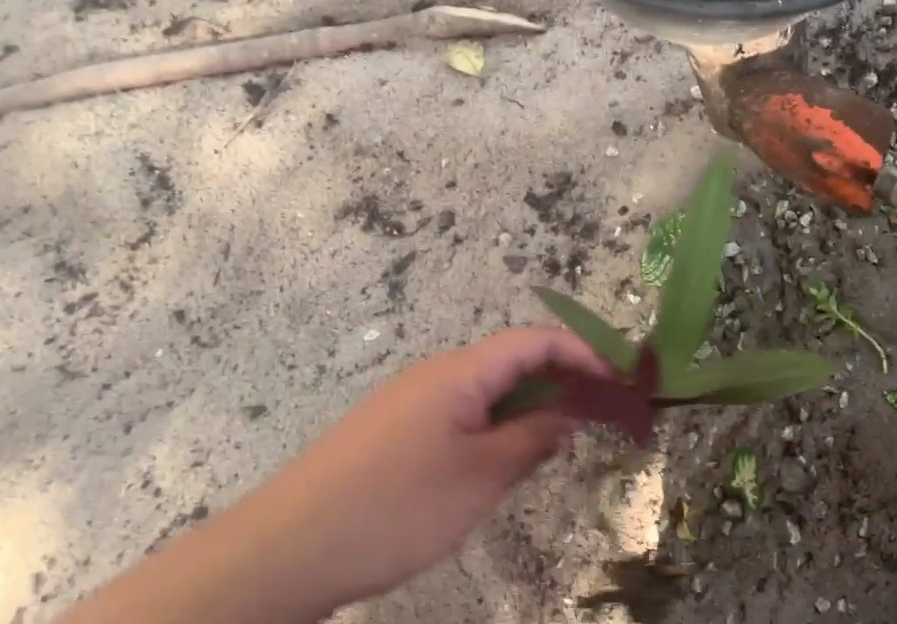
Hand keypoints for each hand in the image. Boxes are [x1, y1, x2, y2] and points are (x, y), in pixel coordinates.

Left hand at [226, 328, 611, 608]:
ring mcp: (408, 404)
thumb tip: (572, 414)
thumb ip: (535, 438)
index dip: (585, 354)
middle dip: (562, 381)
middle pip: (514, 360)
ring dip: (528, 408)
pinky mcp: (389, 435)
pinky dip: (495, 427)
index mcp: (461, 371)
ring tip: (556, 445)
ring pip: (487, 391)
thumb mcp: (480, 478)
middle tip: (599, 416)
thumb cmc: (393, 508)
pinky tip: (497, 466)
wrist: (276, 557)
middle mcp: (436, 374)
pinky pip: (460, 414)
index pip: (538, 340)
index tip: (620, 384)